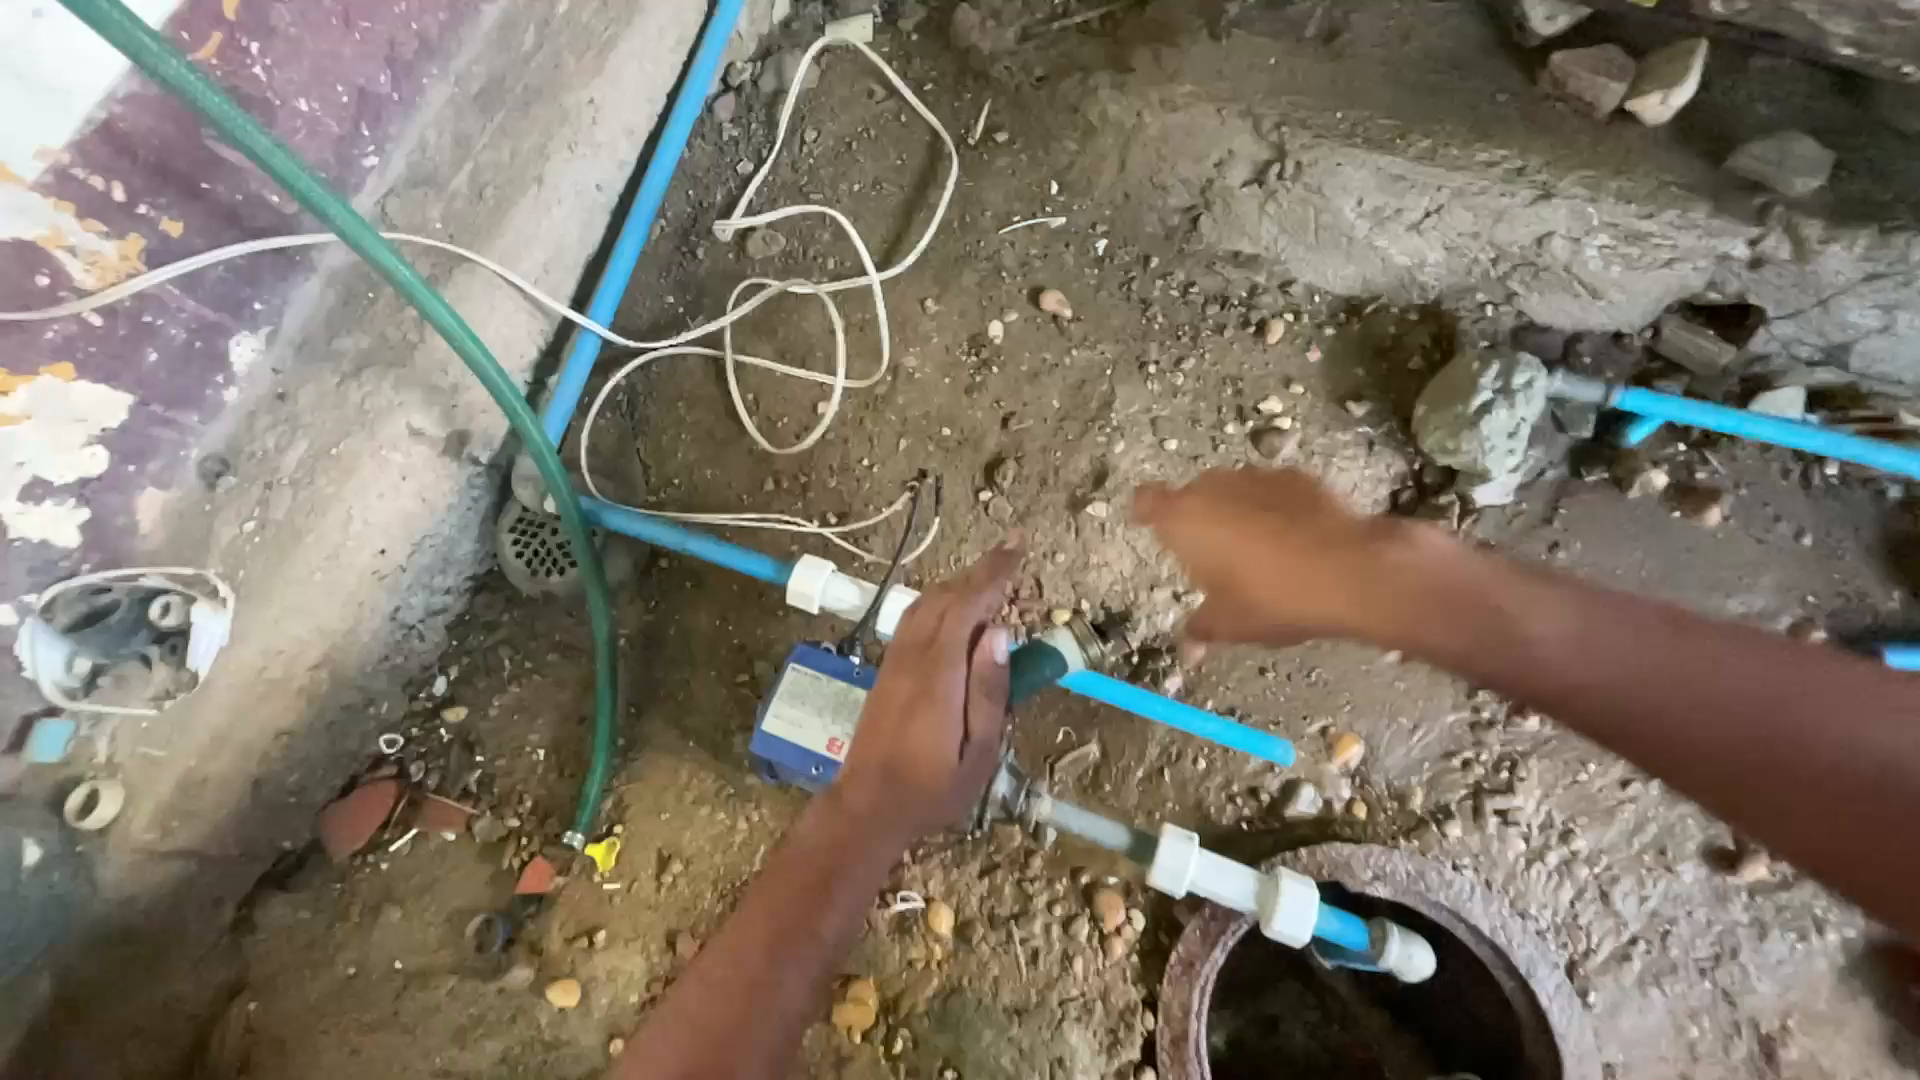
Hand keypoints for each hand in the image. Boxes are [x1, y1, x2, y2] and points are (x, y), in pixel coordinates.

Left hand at [833, 540, 1022, 841]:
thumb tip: (1001, 634)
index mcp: (939, 673)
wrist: (868, 805)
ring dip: (958, 582)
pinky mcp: (886, 668)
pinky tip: (954, 605)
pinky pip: (913, 617)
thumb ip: (990, 691)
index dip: (992, 573)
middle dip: (979, 570)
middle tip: (1012, 552)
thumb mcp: (979, 752)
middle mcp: (912, 656)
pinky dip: (939, 599)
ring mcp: (894, 659)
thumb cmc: (934, 788)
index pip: (967, 606)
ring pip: (924, 602)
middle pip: (944, 596)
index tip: (1017, 547)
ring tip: (990, 575)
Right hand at [1133, 467, 1419, 649]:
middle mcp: (1212, 488)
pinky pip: (1271, 491)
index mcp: (1182, 520)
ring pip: (1232, 490)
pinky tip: (1292, 539)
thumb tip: (1187, 650)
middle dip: (1197, 519)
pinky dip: (1274, 508)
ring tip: (1256, 549)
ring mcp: (1256, 477)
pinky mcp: (1296, 477)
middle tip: (1212, 555)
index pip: (1145, 501)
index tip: (1149, 525)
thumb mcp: (1228, 624)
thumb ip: (1200, 630)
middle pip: (1191, 496)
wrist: (1349, 571)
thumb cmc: (1271, 598)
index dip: (1146, 512)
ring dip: (1235, 511)